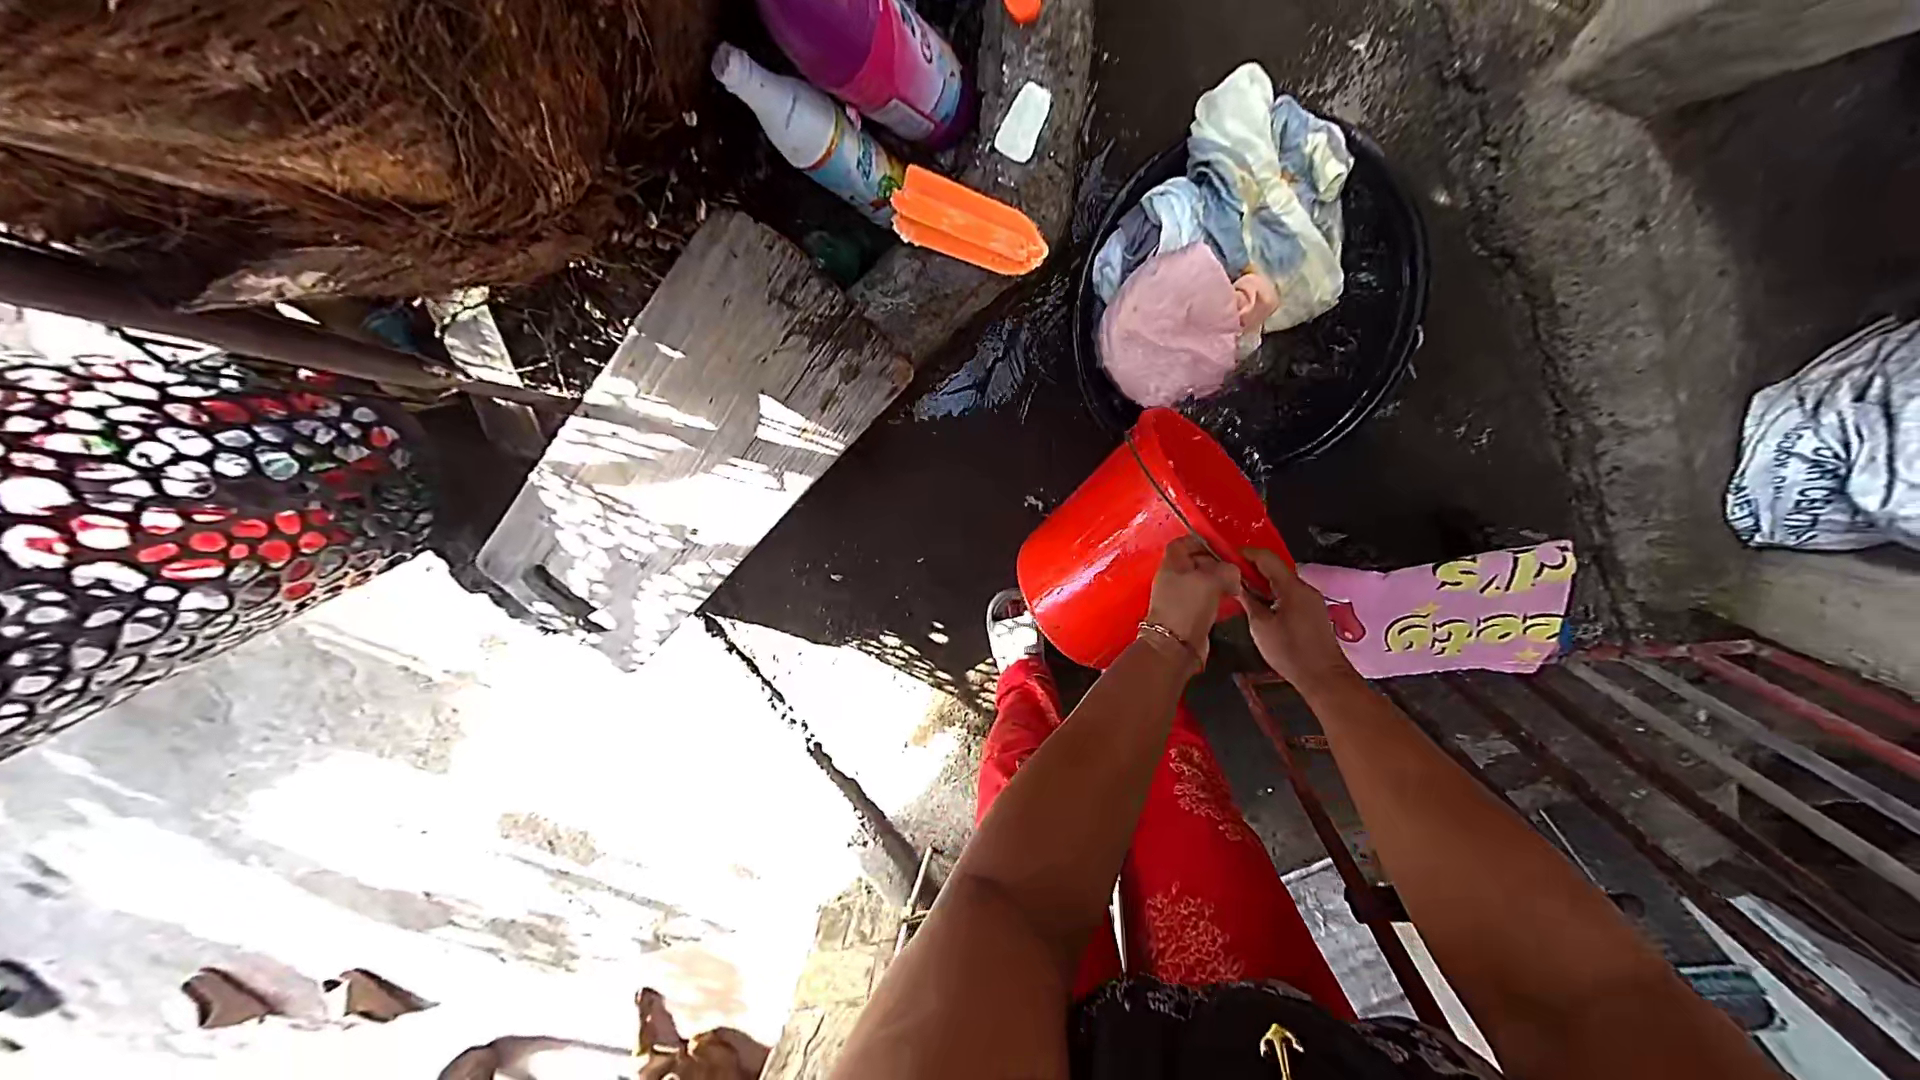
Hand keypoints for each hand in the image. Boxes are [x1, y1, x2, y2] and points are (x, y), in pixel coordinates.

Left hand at [1143, 537, 1242, 669]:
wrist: (1176, 645)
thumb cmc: (1189, 605)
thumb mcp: (1211, 580)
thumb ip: (1225, 569)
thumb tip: (1232, 571)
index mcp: (1171, 565)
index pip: (1183, 543)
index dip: (1201, 541)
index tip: (1222, 545)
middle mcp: (1172, 578)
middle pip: (1194, 561)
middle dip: (1215, 561)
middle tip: (1235, 566)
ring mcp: (1179, 596)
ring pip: (1201, 580)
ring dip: (1219, 580)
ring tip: (1237, 583)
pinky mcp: (1188, 612)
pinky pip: (1204, 597)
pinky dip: (1217, 595)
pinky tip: (1231, 598)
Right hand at [1238, 548, 1359, 692]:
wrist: (1323, 677)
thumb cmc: (1290, 652)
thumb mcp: (1260, 626)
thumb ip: (1248, 600)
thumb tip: (1236, 584)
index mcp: (1292, 588)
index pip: (1266, 557)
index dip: (1244, 553)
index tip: (1225, 556)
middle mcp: (1305, 588)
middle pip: (1275, 568)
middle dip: (1251, 568)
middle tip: (1228, 574)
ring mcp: (1311, 600)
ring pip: (1282, 581)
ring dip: (1261, 581)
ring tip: (1240, 589)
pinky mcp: (1312, 611)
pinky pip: (1289, 593)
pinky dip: (1272, 593)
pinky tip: (1259, 603)